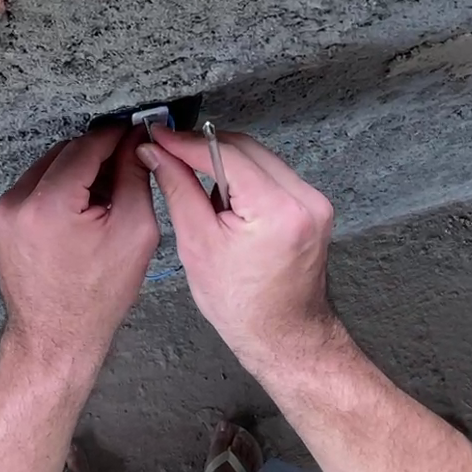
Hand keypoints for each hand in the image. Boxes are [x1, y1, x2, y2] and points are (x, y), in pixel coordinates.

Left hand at [0, 126, 158, 369]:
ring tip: (104, 195)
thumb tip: (138, 141)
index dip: (115, 136)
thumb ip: (135, 177)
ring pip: (48, 167)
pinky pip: (34, 187)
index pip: (86, 146)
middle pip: (64, 152)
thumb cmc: (98, 295)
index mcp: (50, 204)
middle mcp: (17, 202)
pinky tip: (81, 210)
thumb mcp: (134, 232)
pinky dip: (59, 188)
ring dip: (77, 170)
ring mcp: (2, 211)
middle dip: (96, 154)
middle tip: (127, 165)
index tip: (135, 131)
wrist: (56, 337)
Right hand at [138, 130, 339, 370]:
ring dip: (224, 162)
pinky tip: (225, 199)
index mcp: (276, 210)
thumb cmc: (241, 304)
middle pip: (244, 148)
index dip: (186, 142)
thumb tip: (156, 153)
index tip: (159, 136)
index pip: (225, 153)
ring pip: (258, 157)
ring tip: (198, 190)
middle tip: (167, 154)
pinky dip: (244, 177)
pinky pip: (271, 173)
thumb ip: (177, 188)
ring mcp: (314, 201)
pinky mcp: (313, 206)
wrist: (283, 335)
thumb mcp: (197, 244)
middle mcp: (304, 199)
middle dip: (203, 148)